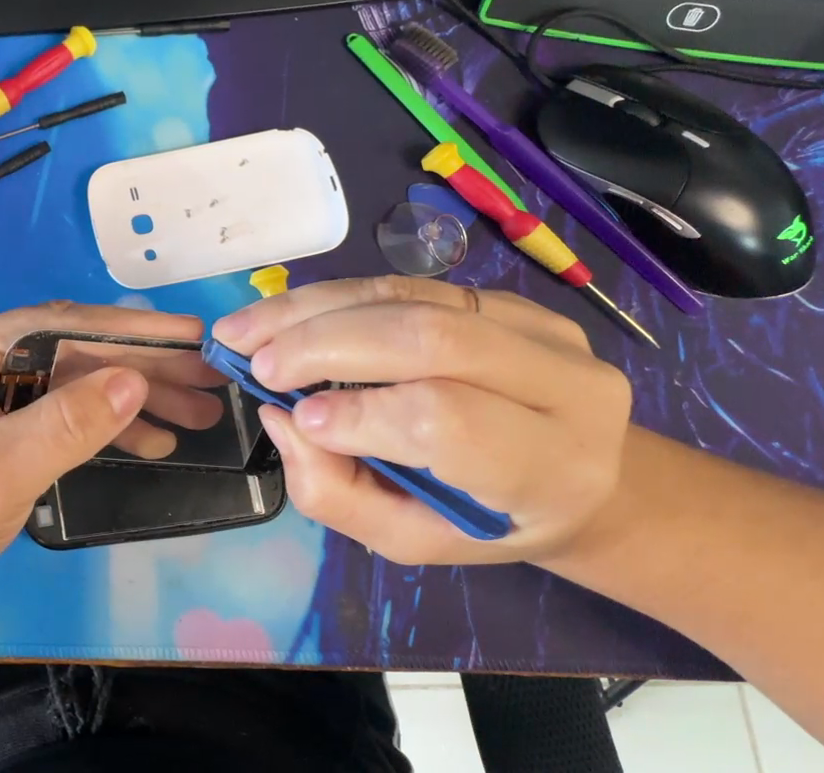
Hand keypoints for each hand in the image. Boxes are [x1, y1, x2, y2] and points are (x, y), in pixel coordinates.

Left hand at [0, 302, 204, 601]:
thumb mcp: (5, 468)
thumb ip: (70, 421)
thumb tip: (135, 379)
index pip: (59, 324)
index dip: (129, 329)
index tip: (190, 336)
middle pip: (74, 348)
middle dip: (142, 365)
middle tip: (208, 379)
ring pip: (77, 378)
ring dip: (135, 396)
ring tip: (199, 414)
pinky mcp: (4, 417)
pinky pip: (65, 408)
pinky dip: (108, 424)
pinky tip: (153, 441)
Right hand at [211, 276, 631, 565]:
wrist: (581, 472)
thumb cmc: (489, 519)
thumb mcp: (412, 540)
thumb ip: (338, 494)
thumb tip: (280, 418)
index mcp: (552, 465)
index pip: (448, 419)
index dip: (362, 414)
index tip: (295, 417)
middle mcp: (563, 384)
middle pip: (427, 338)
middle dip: (322, 345)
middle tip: (252, 362)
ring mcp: (537, 327)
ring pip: (406, 296)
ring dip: (310, 309)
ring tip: (243, 330)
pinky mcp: (502, 297)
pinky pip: (402, 283)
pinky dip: (330, 297)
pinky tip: (282, 315)